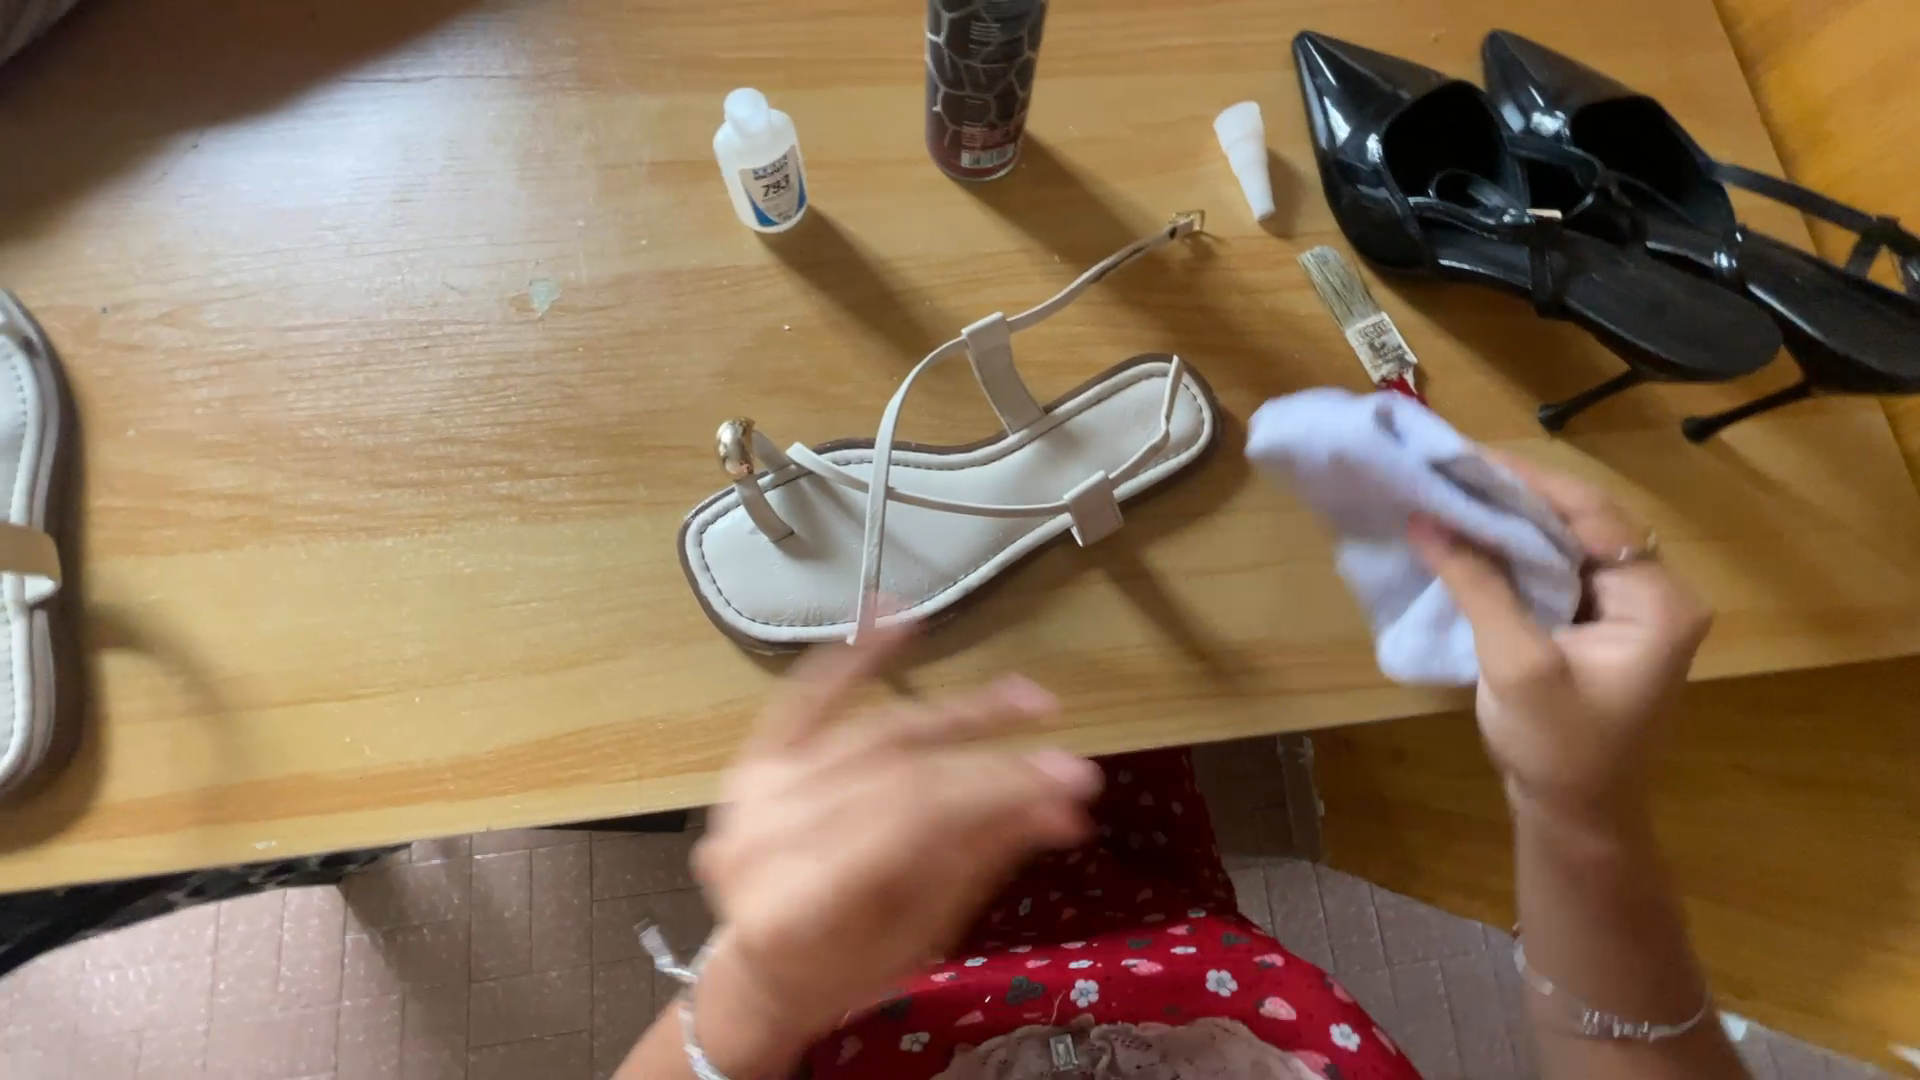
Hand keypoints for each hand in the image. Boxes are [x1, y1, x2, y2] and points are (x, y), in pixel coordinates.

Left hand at [687, 624, 1102, 1075]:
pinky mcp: (755, 758)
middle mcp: (764, 835)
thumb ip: (978, 857)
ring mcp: (754, 789)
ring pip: (872, 733)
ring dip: (950, 707)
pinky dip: (855, 654)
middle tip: (1058, 728)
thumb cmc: (844, 968)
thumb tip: (1065, 806)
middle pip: (896, 771)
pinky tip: (895, 615)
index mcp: (797, 904)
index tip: (1072, 775)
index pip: (914, 820)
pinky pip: (807, 695)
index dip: (994, 787)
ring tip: (1022, 692)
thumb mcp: (918, 933)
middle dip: (988, 748)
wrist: (760, 966)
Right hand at [1408, 456, 1711, 825]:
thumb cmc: (1557, 743)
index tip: (1467, 456)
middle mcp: (1651, 593)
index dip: (1529, 483)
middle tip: (1451, 466)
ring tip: (1452, 489)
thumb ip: (1476, 585)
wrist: (1572, 807)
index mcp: (1657, 600)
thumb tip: (1425, 520)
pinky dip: (1508, 548)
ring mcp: (1621, 608)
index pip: (1593, 517)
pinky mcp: (1589, 622)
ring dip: (1509, 518)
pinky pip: (1551, 568)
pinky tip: (1468, 534)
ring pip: (1563, 542)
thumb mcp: (1515, 661)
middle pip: (1581, 522)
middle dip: (1515, 493)